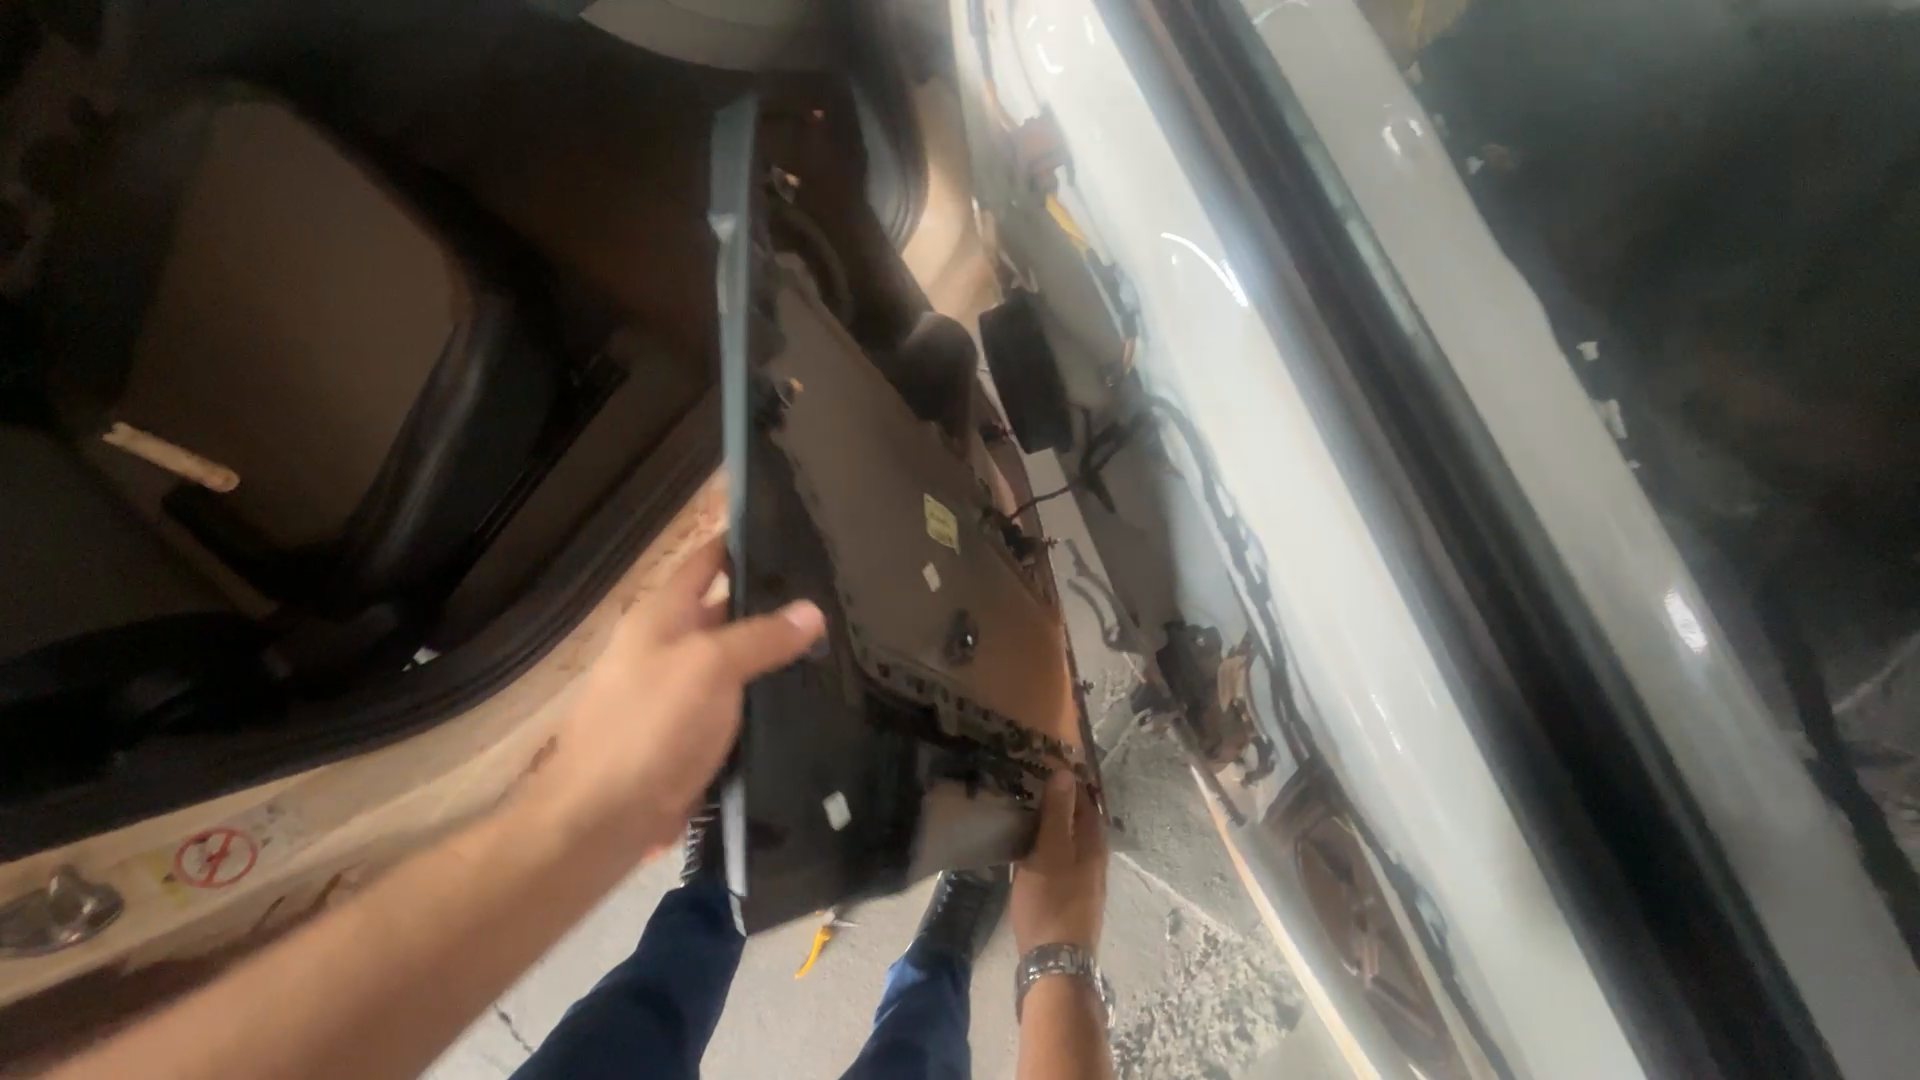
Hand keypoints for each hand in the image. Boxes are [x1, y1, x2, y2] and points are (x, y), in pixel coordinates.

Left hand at [521, 536, 824, 851]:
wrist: (602, 820)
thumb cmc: (650, 727)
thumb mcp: (711, 668)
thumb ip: (762, 636)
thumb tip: (813, 611)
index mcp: (663, 615)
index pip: (708, 560)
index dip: (744, 542)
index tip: (797, 532)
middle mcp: (669, 646)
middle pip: (727, 610)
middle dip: (774, 603)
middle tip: (835, 596)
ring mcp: (680, 693)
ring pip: (738, 661)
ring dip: (775, 655)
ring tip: (835, 643)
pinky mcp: (692, 735)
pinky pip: (737, 704)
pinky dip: (766, 698)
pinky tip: (807, 699)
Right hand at [1012, 771, 1107, 954]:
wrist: (1057, 962)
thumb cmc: (1050, 901)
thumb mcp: (1049, 851)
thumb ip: (1058, 813)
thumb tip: (1066, 772)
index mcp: (1093, 843)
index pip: (1086, 799)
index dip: (1069, 780)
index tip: (1045, 761)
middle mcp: (1094, 858)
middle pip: (1080, 819)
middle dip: (1060, 799)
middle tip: (1030, 781)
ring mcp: (1084, 879)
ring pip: (1070, 839)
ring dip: (1053, 822)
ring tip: (1025, 809)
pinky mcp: (1070, 896)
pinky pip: (1062, 857)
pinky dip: (1048, 843)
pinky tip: (1029, 847)